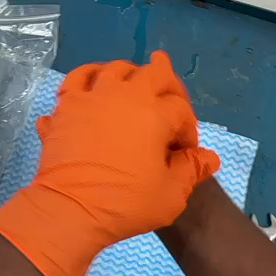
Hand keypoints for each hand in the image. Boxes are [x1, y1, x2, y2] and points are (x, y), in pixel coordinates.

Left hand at [0, 51, 220, 275]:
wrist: (72, 207)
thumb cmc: (126, 203)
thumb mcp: (171, 194)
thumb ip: (190, 170)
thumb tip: (209, 158)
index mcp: (154, 114)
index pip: (180, 109)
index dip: (187, 127)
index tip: (184, 150)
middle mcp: (124, 96)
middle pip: (153, 73)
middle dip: (168, 82)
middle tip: (170, 97)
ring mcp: (92, 96)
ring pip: (115, 69)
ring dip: (130, 73)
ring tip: (134, 84)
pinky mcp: (66, 105)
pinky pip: (77, 77)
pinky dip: (88, 75)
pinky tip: (92, 82)